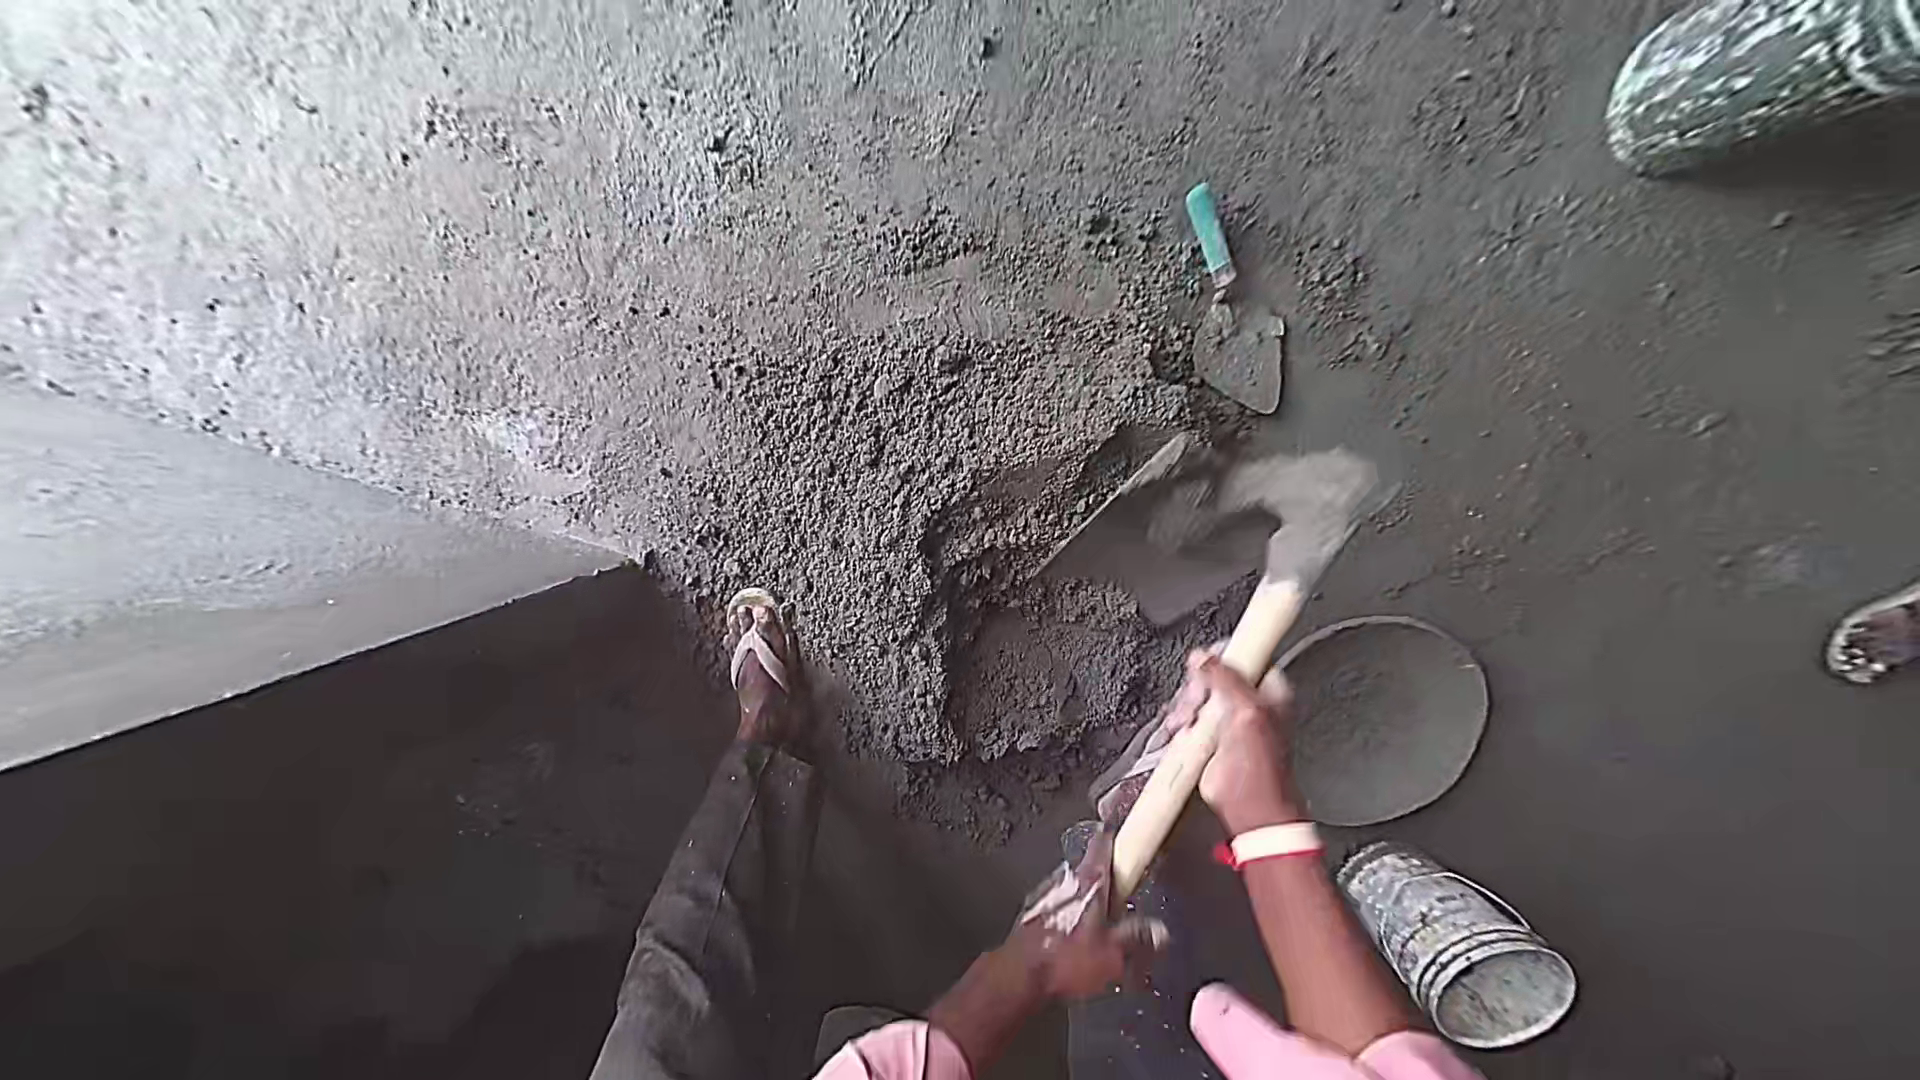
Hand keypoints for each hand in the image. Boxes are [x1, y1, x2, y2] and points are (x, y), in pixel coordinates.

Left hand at [1002, 828, 1167, 999]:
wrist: (1020, 974)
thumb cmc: (1064, 959)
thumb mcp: (1113, 954)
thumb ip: (1138, 938)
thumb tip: (1159, 930)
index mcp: (1089, 880)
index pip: (1103, 842)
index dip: (1116, 835)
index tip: (1125, 832)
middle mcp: (1065, 879)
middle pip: (1090, 868)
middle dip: (1106, 881)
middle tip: (1121, 901)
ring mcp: (1046, 893)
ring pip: (1073, 888)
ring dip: (1085, 901)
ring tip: (1097, 929)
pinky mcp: (1033, 911)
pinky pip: (1057, 906)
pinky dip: (1068, 916)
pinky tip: (1072, 940)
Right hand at [1164, 649, 1304, 831]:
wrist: (1249, 807)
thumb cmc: (1262, 770)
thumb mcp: (1246, 712)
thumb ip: (1225, 678)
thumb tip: (1202, 655)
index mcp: (1267, 689)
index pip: (1241, 655)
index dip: (1219, 657)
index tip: (1205, 667)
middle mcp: (1247, 701)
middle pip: (1211, 674)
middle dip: (1196, 687)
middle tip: (1196, 701)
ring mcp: (1226, 718)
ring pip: (1195, 694)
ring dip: (1185, 705)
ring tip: (1187, 720)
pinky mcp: (1208, 735)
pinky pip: (1186, 715)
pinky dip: (1179, 720)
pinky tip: (1180, 728)